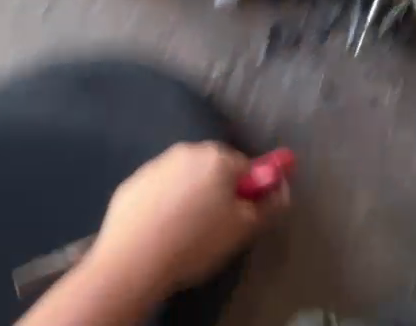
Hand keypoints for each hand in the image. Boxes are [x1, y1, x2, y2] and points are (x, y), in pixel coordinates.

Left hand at [84, 142, 289, 298]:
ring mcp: (156, 166)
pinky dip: (161, 204)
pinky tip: (157, 232)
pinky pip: (156, 190)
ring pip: (183, 177)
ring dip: (188, 195)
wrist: (131, 264)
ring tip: (182, 232)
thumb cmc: (195, 242)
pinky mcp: (130, 184)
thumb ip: (271, 203)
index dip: (245, 192)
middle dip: (216, 190)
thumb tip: (284, 186)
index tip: (239, 215)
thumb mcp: (244, 229)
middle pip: (213, 168)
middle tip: (212, 226)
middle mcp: (189, 151)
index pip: (245, 167)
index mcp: (219, 158)